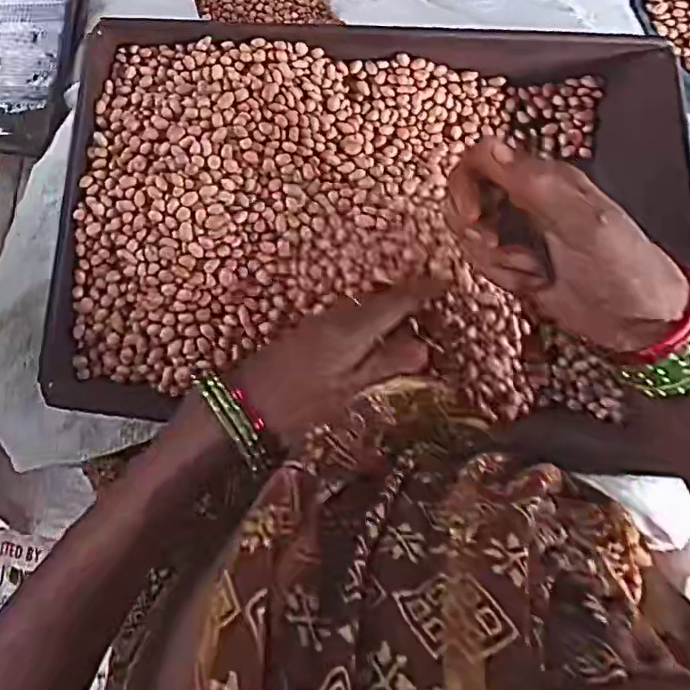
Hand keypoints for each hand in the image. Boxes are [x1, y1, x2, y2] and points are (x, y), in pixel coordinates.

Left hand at [227, 279, 442, 445]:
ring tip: (415, 326)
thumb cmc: (297, 405)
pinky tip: (377, 341)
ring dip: (389, 312)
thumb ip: (384, 367)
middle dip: (409, 301)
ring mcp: (320, 323)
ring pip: (365, 310)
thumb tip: (423, 347)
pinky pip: (350, 319)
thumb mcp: (348, 394)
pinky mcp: (309, 333)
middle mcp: (336, 317)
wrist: (242, 404)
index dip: (423, 291)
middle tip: (438, 307)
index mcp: (351, 329)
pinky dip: (371, 323)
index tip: (447, 284)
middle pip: (381, 301)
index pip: (395, 301)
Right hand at [446, 138, 688, 352]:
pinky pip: (481, 259)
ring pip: (470, 229)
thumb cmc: (626, 268)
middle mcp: (526, 198)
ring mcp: (519, 230)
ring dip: (489, 255)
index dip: (466, 183)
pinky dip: (498, 274)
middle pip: (467, 194)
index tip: (473, 216)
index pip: (483, 158)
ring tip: (528, 269)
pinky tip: (531, 283)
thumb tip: (492, 147)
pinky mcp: (514, 260)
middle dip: (472, 225)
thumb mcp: (586, 224)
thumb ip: (538, 184)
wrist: (641, 324)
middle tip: (495, 245)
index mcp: (545, 178)